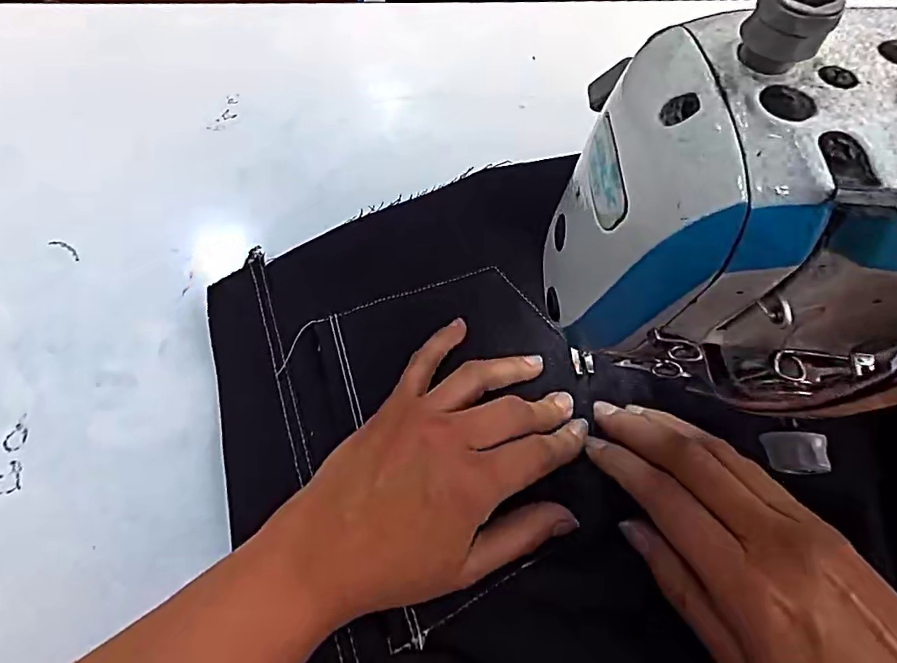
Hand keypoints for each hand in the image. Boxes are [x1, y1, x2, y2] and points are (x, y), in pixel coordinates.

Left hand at [262, 318, 587, 625]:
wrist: (319, 556)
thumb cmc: (387, 568)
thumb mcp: (464, 567)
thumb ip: (520, 537)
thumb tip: (563, 517)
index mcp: (474, 484)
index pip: (537, 452)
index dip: (564, 441)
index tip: (577, 433)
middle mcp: (452, 440)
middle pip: (515, 411)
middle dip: (547, 407)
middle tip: (564, 403)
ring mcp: (422, 415)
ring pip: (479, 377)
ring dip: (512, 367)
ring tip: (533, 365)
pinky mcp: (395, 405)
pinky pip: (422, 362)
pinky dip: (441, 340)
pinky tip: (458, 327)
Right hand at [585, 403, 896, 662]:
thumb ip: (684, 592)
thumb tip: (636, 533)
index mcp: (751, 585)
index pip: (670, 499)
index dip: (626, 465)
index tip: (598, 447)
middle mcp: (778, 539)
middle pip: (696, 459)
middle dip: (644, 428)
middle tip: (608, 410)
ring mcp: (806, 524)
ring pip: (726, 453)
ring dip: (676, 426)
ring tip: (638, 413)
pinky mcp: (825, 522)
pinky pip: (756, 469)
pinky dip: (713, 446)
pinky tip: (691, 439)